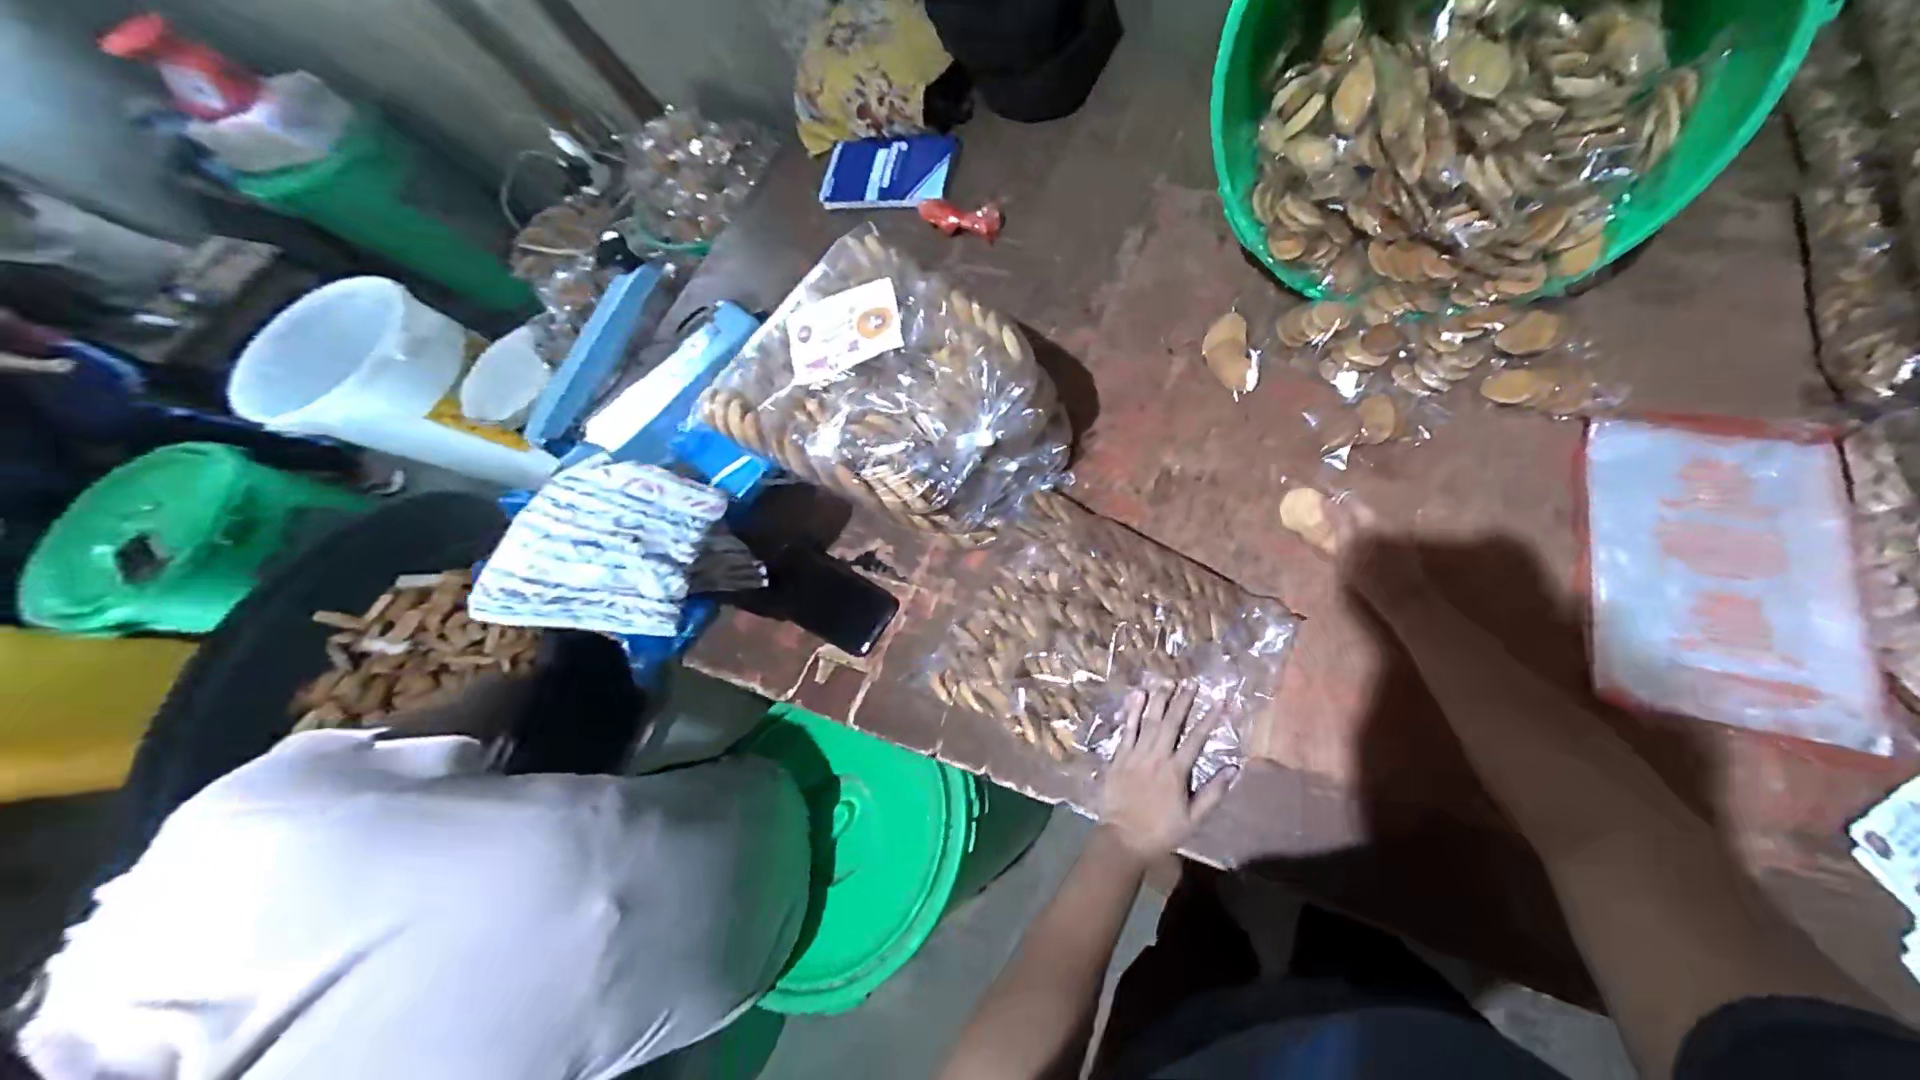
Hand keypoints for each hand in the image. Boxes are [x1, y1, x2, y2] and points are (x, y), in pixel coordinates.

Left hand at [1095, 682, 1237, 859]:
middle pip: (1171, 722)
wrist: (1123, 837)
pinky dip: (1132, 711)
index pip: (1197, 738)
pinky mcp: (1118, 756)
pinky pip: (1127, 729)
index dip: (1210, 718)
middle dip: (1182, 701)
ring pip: (1148, 721)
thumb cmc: (1162, 831)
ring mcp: (1135, 754)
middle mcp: (1156, 756)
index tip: (1221, 701)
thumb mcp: (1194, 818)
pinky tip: (1137, 696)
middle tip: (1191, 683)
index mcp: (1176, 771)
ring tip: (1166, 682)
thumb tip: (1233, 768)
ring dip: (1158, 700)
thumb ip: (1214, 792)